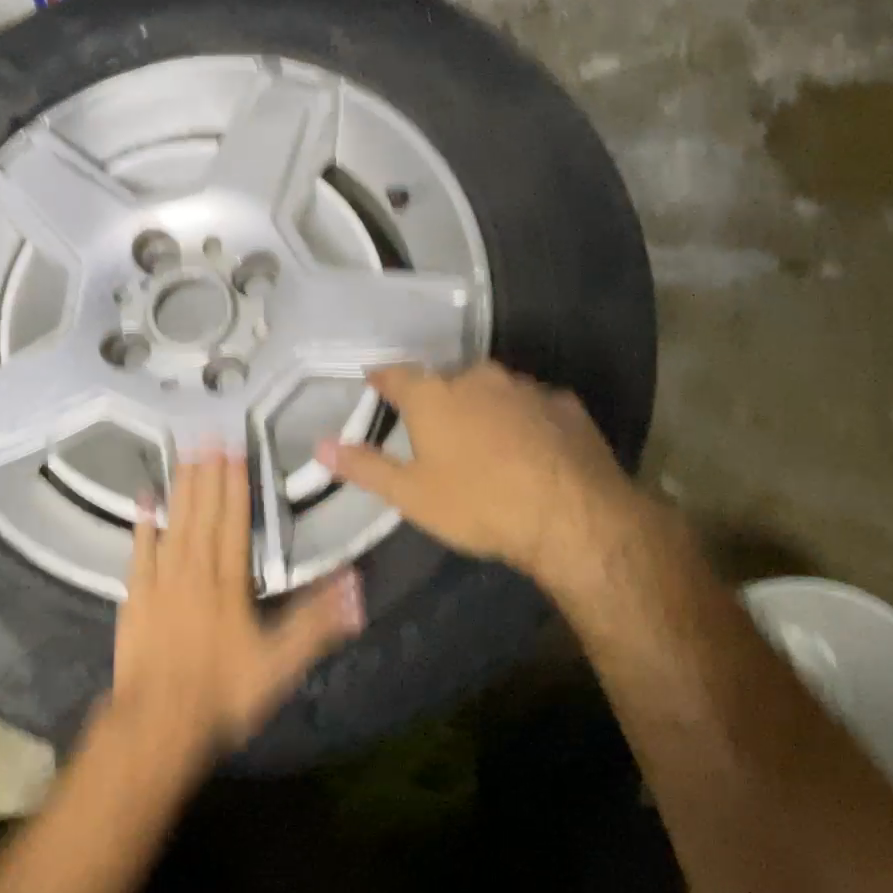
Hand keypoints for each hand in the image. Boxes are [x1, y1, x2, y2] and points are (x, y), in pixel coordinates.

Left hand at [111, 452, 365, 756]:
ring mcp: (160, 581)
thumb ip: (316, 622)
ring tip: (184, 452)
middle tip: (208, 434)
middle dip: (208, 473)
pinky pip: (139, 551)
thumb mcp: (280, 664)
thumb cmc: (223, 693)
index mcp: (229, 583)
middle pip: (203, 513)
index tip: (237, 451)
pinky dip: (142, 523)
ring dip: (180, 487)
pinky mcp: (135, 596)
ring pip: (173, 523)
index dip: (236, 485)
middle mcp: (194, 571)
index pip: (234, 523)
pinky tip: (143, 500)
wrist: (158, 720)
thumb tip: (355, 584)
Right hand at [317, 362, 649, 585]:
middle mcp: (477, 378)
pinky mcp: (566, 405)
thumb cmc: (478, 504)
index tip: (374, 382)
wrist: (574, 518)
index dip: (382, 379)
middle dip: (437, 398)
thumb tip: (318, 444)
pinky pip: (533, 406)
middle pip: (447, 381)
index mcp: (433, 395)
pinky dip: (524, 421)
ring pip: (493, 390)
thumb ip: (364, 466)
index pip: (396, 374)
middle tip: (433, 429)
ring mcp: (526, 388)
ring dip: (483, 407)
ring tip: (483, 441)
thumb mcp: (410, 495)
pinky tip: (530, 448)